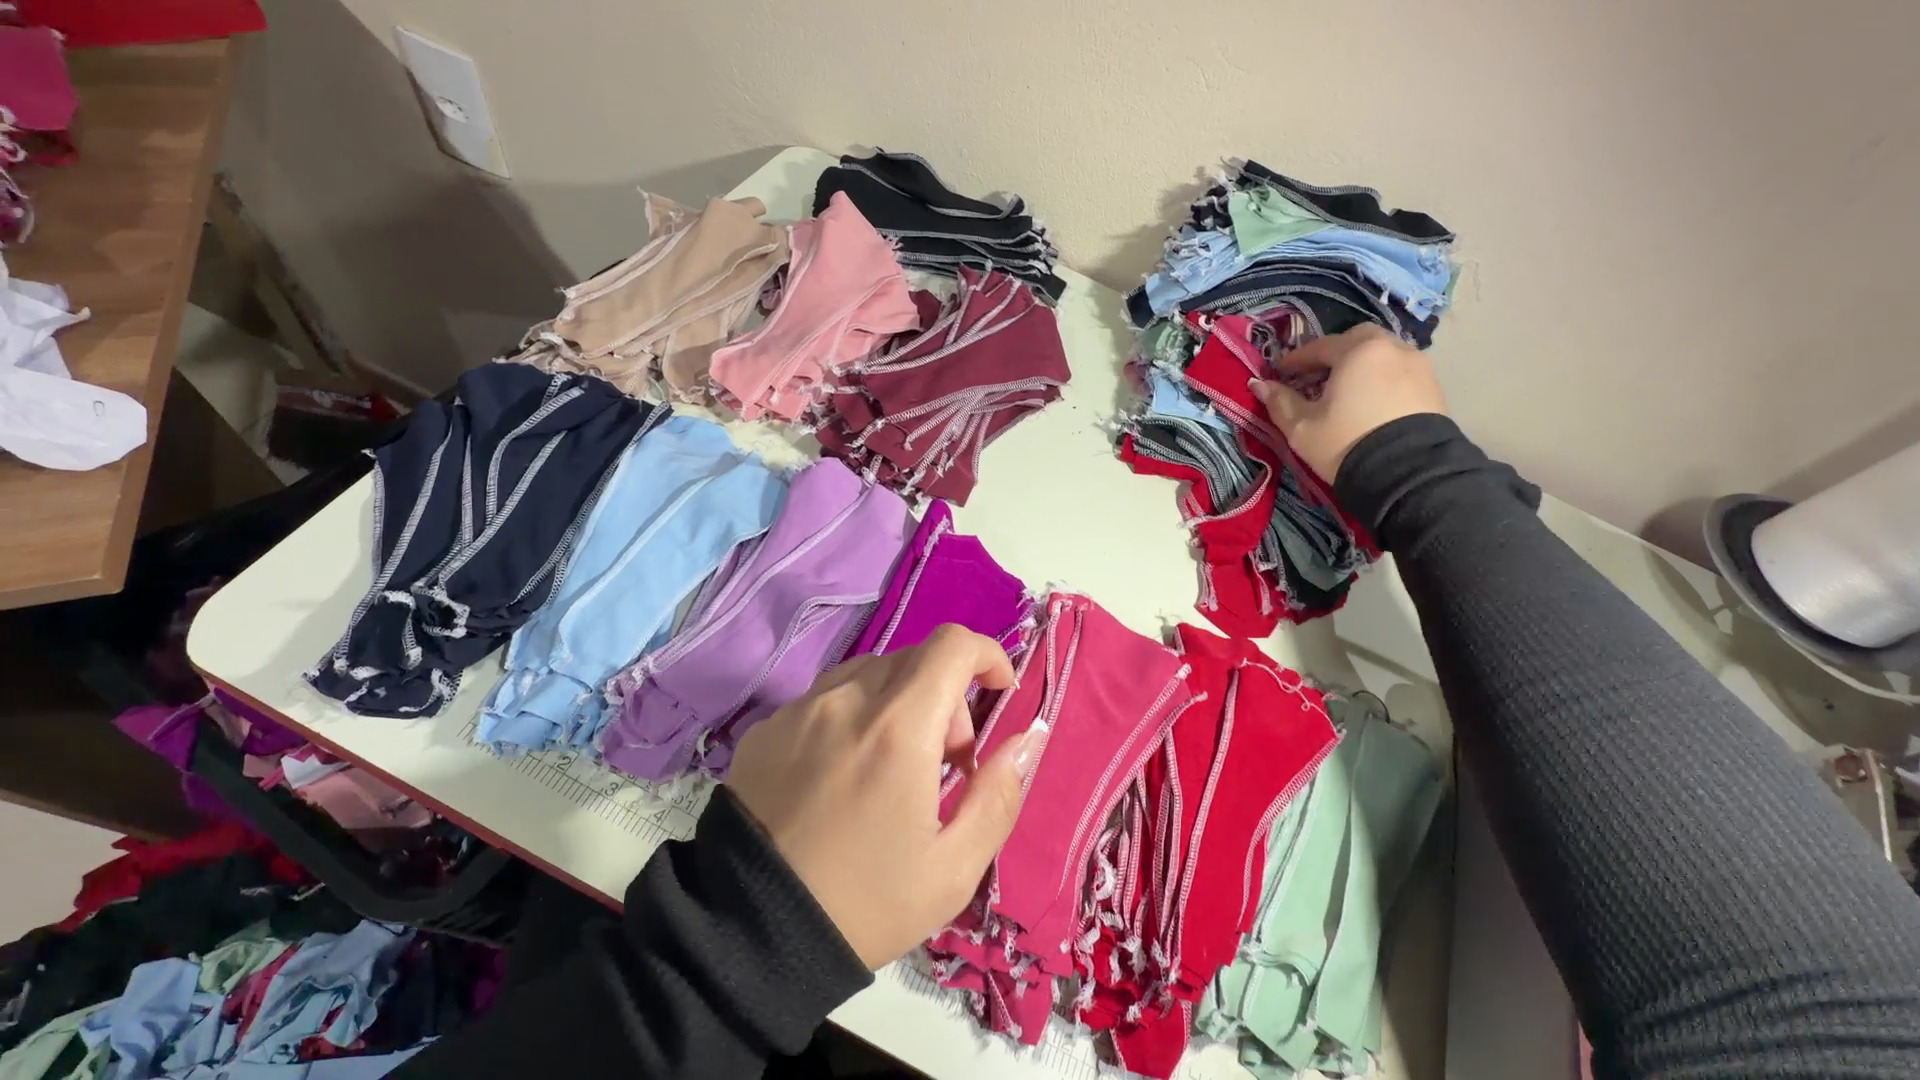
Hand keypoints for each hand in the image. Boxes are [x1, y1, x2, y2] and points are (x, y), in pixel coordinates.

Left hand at [726, 626, 1040, 968]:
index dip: (987, 655)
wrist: (748, 934)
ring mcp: (799, 711)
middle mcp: (846, 701)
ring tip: (895, 767)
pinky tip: (845, 775)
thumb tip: (1028, 737)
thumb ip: (999, 794)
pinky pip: (825, 698)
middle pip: (914, 659)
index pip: (952, 645)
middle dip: (948, 696)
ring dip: (900, 702)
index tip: (998, 692)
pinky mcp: (766, 729)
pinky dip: (855, 716)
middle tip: (947, 763)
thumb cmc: (865, 904)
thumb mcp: (954, 868)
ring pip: (868, 673)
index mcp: (898, 728)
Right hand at [1248, 324, 1447, 481]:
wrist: (1407, 475)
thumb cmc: (1346, 443)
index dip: (1295, 360)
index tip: (1279, 373)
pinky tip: (1370, 402)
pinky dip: (1381, 378)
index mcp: (1358, 351)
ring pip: (1382, 354)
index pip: (1319, 347)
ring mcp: (1418, 365)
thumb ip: (1280, 401)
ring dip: (1360, 365)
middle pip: (1356, 340)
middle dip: (1334, 354)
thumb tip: (1260, 385)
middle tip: (1316, 377)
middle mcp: (1392, 348)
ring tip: (1345, 391)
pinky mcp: (1433, 386)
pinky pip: (1399, 372)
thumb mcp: (1302, 427)